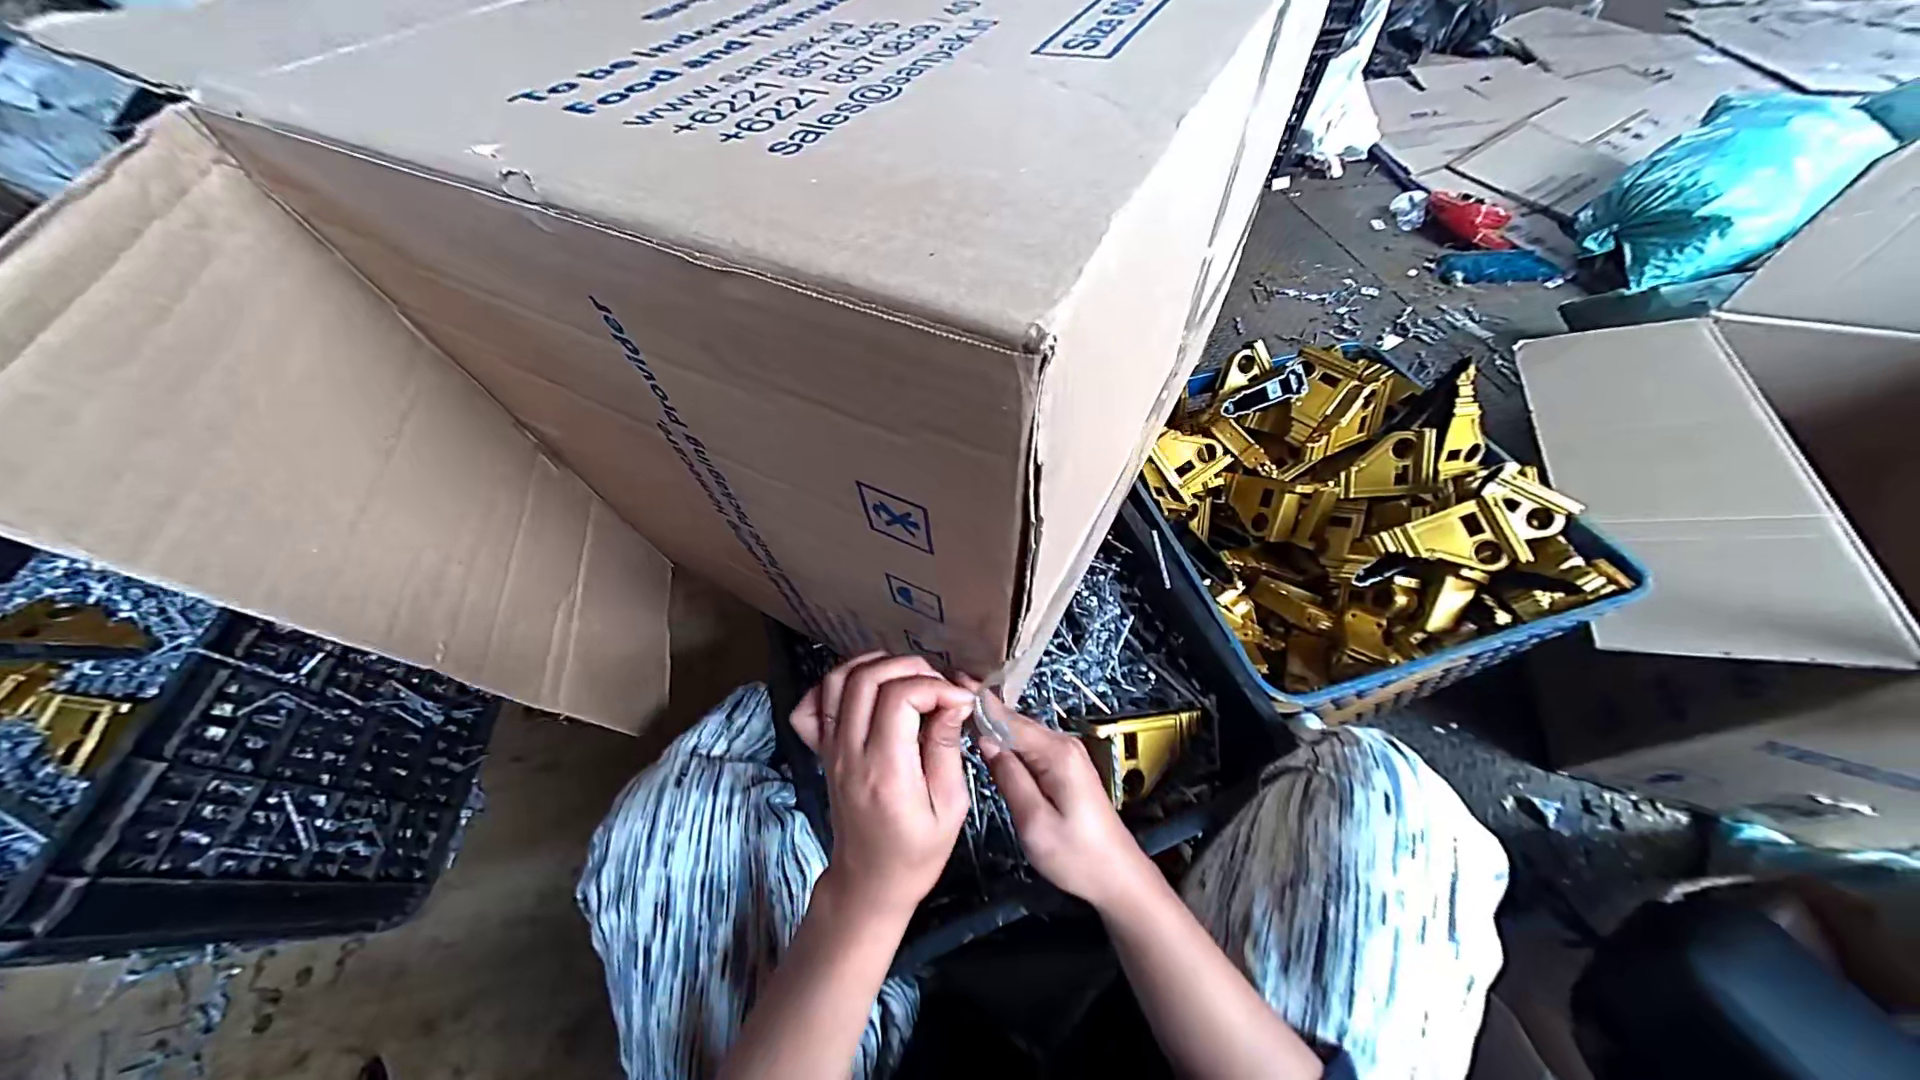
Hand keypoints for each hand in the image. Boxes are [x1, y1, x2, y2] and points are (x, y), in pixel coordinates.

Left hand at [790, 653, 975, 922]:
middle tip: (937, 682)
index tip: (959, 700)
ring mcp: (830, 749)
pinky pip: (812, 704)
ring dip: (875, 665)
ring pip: (837, 680)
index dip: (935, 686)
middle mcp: (850, 753)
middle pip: (867, 678)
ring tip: (907, 677)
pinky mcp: (821, 750)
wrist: (869, 881)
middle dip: (908, 666)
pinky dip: (834, 684)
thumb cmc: (917, 851)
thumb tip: (954, 700)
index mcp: (886, 771)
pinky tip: (865, 690)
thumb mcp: (950, 806)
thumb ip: (946, 747)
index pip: (900, 698)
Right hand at [967, 683, 1160, 912]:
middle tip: (947, 697)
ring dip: (993, 724)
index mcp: (1056, 754)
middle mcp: (1063, 745)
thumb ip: (1009, 777)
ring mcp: (1066, 754)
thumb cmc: (1077, 856)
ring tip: (960, 712)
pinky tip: (988, 739)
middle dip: (982, 709)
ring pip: (1021, 733)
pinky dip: (1007, 739)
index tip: (952, 682)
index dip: (979, 702)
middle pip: (1015, 721)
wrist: (1118, 876)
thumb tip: (986, 741)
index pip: (1009, 719)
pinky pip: (1030, 745)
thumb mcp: (1034, 822)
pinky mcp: (1065, 766)